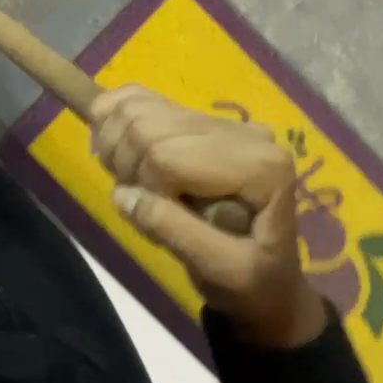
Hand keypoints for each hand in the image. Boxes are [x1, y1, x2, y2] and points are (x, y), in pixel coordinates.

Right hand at [89, 84, 327, 348]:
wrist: (269, 284)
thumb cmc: (253, 284)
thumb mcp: (222, 272)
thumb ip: (175, 232)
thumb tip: (124, 195)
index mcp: (260, 166)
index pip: (170, 154)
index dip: (145, 185)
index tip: (150, 218)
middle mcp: (243, 133)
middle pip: (148, 124)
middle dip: (125, 161)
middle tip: (132, 198)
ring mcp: (218, 122)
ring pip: (138, 107)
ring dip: (114, 142)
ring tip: (126, 177)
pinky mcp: (196, 120)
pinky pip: (140, 97)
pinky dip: (112, 114)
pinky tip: (113, 146)